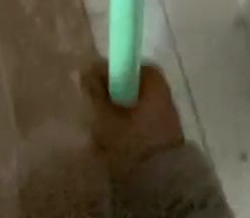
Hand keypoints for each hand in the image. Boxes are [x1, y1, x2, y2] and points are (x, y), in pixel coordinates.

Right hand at [84, 63, 186, 177]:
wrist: (163, 182)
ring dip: (114, 119)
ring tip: (101, 138)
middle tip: (94, 117)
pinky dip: (124, 131)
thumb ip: (94, 91)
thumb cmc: (134, 141)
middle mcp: (161, 90)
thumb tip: (85, 70)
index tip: (91, 92)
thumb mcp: (106, 116)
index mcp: (152, 79)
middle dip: (108, 101)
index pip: (122, 66)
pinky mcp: (163, 133)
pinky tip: (112, 146)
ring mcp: (164, 113)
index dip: (104, 77)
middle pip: (126, 88)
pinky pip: (137, 124)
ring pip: (130, 108)